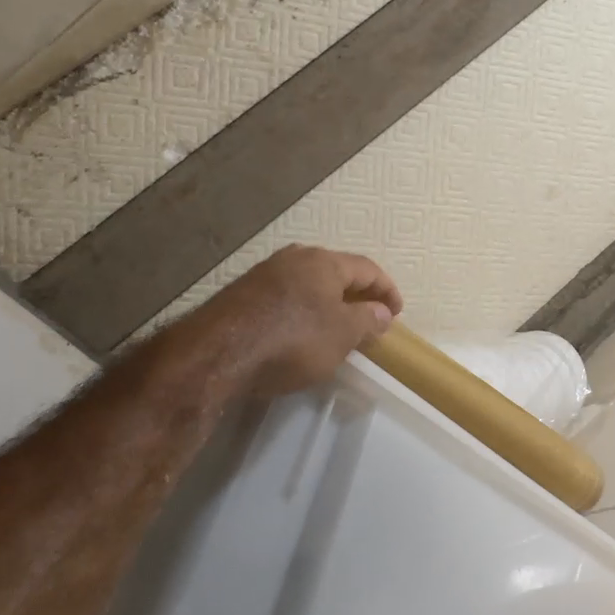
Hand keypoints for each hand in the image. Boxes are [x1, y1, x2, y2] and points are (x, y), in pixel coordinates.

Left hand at [186, 245, 404, 396]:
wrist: (217, 355)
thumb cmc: (293, 340)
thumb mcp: (343, 334)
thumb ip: (368, 320)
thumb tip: (382, 312)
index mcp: (323, 261)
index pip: (367, 269)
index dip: (387, 290)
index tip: (396, 314)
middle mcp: (293, 258)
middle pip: (335, 272)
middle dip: (355, 294)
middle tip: (368, 318)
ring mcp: (263, 275)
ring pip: (306, 284)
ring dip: (326, 303)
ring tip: (336, 328)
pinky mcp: (240, 296)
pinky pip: (283, 298)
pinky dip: (300, 312)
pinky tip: (299, 334)